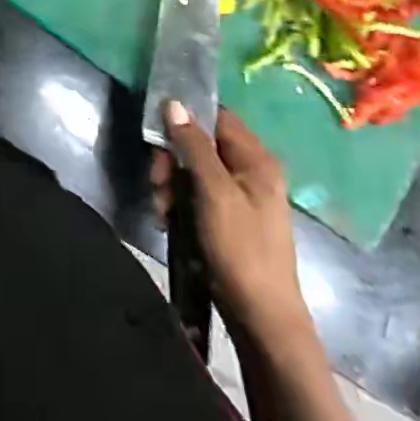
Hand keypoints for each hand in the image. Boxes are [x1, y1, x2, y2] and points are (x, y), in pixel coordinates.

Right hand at [152, 103, 309, 338]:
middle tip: (158, 185)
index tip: (157, 136)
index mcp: (256, 158)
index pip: (216, 116)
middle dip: (172, 161)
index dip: (185, 120)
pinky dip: (179, 204)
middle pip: (200, 145)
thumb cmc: (240, 249)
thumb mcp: (213, 192)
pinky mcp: (228, 218)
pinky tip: (169, 223)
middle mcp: (250, 171)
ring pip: (193, 171)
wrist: (261, 317)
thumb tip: (173, 102)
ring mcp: (240, 196)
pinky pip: (196, 196)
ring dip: (171, 186)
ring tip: (163, 211)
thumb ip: (194, 146)